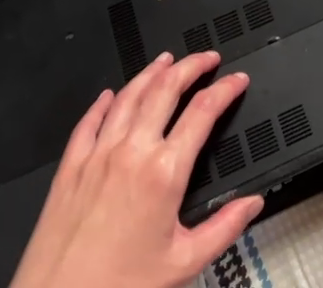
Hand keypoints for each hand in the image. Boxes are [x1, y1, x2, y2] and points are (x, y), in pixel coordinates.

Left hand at [9, 51, 263, 287]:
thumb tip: (251, 204)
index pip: (202, 111)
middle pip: (165, 89)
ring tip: (166, 61)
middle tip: (206, 58)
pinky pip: (89, 121)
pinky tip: (109, 95)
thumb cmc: (116, 287)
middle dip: (191, 66)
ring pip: (128, 96)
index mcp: (164, 173)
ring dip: (151, 73)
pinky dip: (103, 102)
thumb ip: (224, 228)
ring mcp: (97, 156)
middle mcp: (130, 154)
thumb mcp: (184, 262)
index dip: (225, 89)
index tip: (236, 80)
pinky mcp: (70, 168)